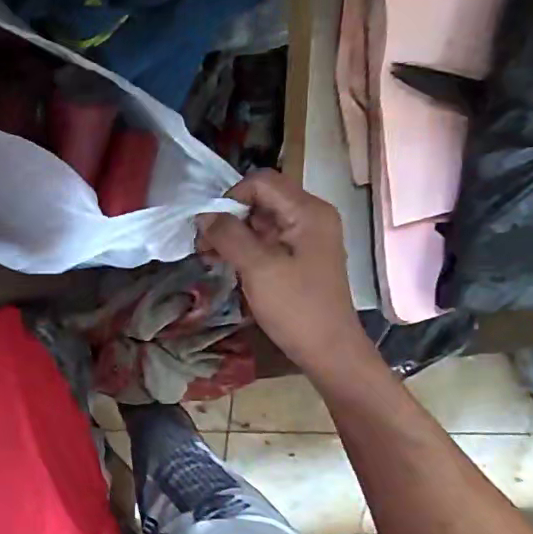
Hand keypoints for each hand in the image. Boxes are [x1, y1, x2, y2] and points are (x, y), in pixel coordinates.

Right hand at [199, 169, 373, 374]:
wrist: (329, 351)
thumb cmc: (296, 308)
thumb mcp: (258, 268)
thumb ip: (229, 236)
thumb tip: (203, 216)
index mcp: (308, 211)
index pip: (261, 182)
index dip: (230, 199)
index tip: (209, 229)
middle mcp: (311, 216)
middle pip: (261, 199)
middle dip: (228, 217)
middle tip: (204, 246)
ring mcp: (307, 237)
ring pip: (261, 220)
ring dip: (233, 234)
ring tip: (210, 257)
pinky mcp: (301, 257)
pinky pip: (268, 239)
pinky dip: (245, 247)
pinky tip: (228, 265)